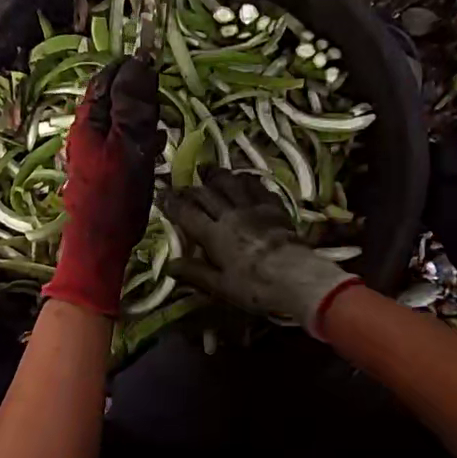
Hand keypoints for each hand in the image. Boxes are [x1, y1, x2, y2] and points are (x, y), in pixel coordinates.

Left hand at [41, 56, 162, 316]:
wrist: (100, 243)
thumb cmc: (116, 193)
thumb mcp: (130, 144)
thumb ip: (133, 104)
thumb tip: (139, 63)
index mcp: (89, 119)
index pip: (108, 78)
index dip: (131, 66)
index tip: (156, 62)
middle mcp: (86, 130)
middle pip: (113, 97)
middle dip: (138, 91)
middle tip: (161, 95)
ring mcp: (93, 149)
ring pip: (120, 119)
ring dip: (142, 115)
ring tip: (162, 119)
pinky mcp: (103, 167)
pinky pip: (123, 140)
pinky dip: (140, 137)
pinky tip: (155, 146)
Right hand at [165, 170, 360, 336]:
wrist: (295, 275)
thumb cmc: (255, 287)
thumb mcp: (220, 286)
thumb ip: (195, 273)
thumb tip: (170, 264)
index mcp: (214, 234)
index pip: (187, 213)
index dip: (172, 202)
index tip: (161, 193)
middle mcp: (230, 214)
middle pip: (207, 194)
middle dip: (192, 187)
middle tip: (183, 183)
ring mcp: (254, 207)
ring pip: (231, 183)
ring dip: (218, 175)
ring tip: (210, 170)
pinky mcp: (274, 207)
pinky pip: (258, 187)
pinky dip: (247, 180)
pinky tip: (245, 179)